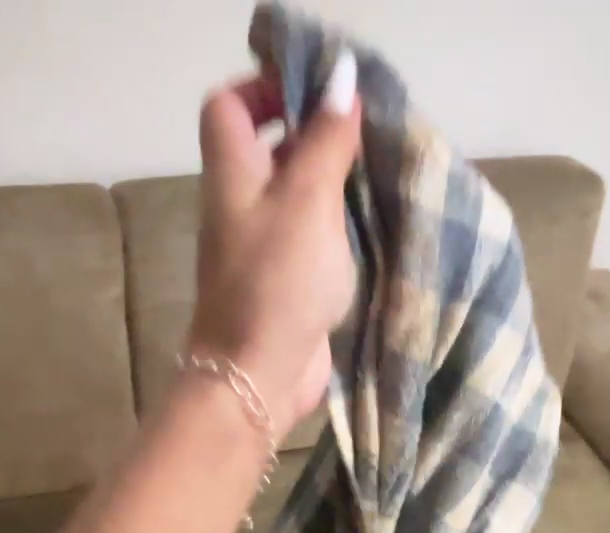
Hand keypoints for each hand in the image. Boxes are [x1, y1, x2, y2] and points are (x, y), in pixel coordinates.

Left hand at [189, 50, 361, 430]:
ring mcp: (262, 247)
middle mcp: (241, 206)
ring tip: (380, 168)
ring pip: (295, 194)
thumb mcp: (307, 200)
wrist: (257, 378)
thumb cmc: (276, 284)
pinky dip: (337, 224)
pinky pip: (311, 236)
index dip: (265, 88)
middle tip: (366, 130)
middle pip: (269, 148)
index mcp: (232, 175)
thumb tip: (339, 77)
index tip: (318, 94)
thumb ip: (324, 140)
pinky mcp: (286, 282)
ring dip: (333, 180)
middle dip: (315, 132)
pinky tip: (374, 220)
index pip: (229, 107)